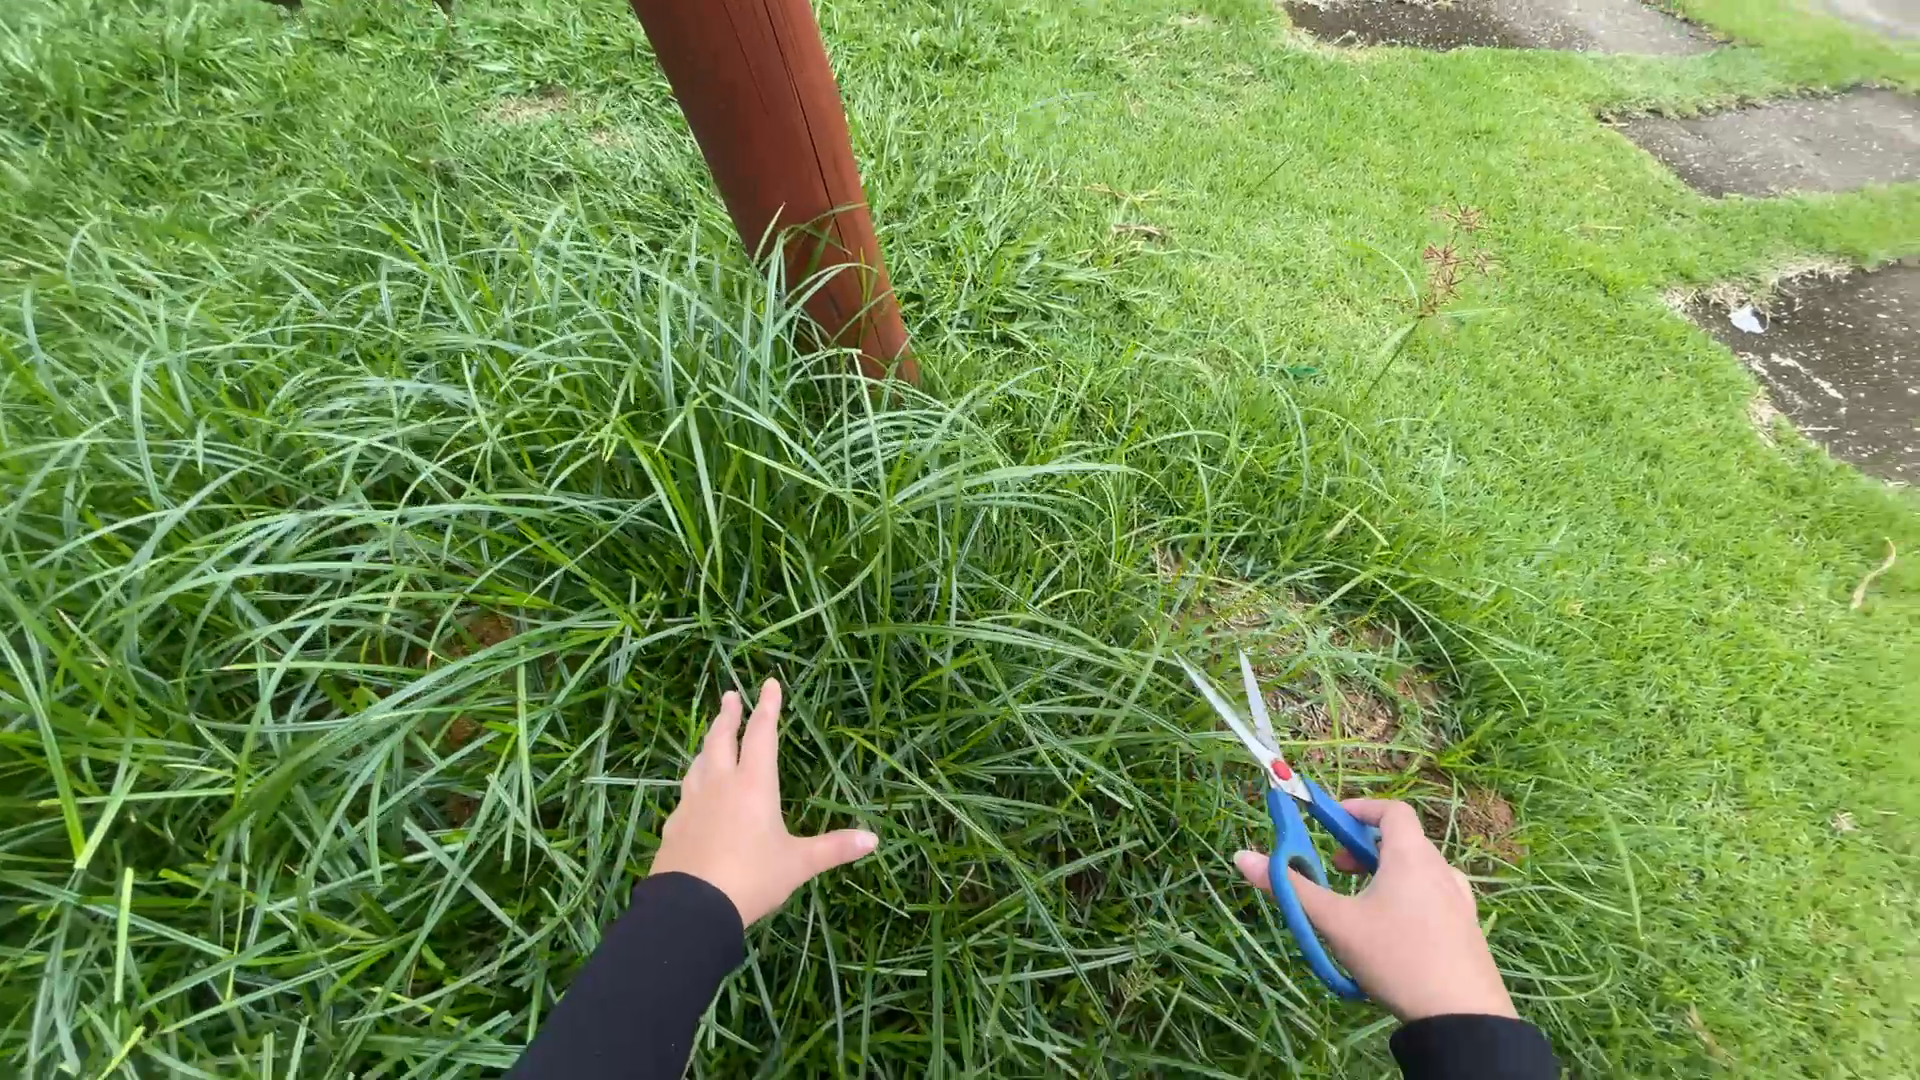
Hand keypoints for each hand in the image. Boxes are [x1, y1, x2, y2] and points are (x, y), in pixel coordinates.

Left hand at [650, 679, 877, 925]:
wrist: (690, 910)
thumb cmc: (751, 878)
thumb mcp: (798, 864)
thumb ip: (834, 848)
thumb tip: (874, 839)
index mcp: (754, 784)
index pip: (762, 734)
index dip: (768, 707)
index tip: (769, 683)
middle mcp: (721, 785)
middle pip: (722, 739)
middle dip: (729, 715)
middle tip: (731, 695)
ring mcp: (693, 804)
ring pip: (699, 763)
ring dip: (707, 744)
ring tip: (711, 737)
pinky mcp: (674, 827)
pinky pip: (685, 794)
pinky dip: (693, 782)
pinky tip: (693, 793)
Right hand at [1233, 798, 1516, 1021]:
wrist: (1465, 1024)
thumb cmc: (1396, 958)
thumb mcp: (1334, 921)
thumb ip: (1288, 886)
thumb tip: (1241, 857)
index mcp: (1411, 858)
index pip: (1392, 810)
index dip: (1360, 808)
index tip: (1332, 821)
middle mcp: (1441, 872)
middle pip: (1401, 840)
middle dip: (1363, 846)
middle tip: (1338, 868)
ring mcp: (1461, 903)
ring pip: (1419, 870)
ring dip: (1386, 872)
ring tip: (1362, 900)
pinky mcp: (1470, 932)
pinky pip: (1435, 896)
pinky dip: (1409, 896)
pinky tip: (1392, 930)